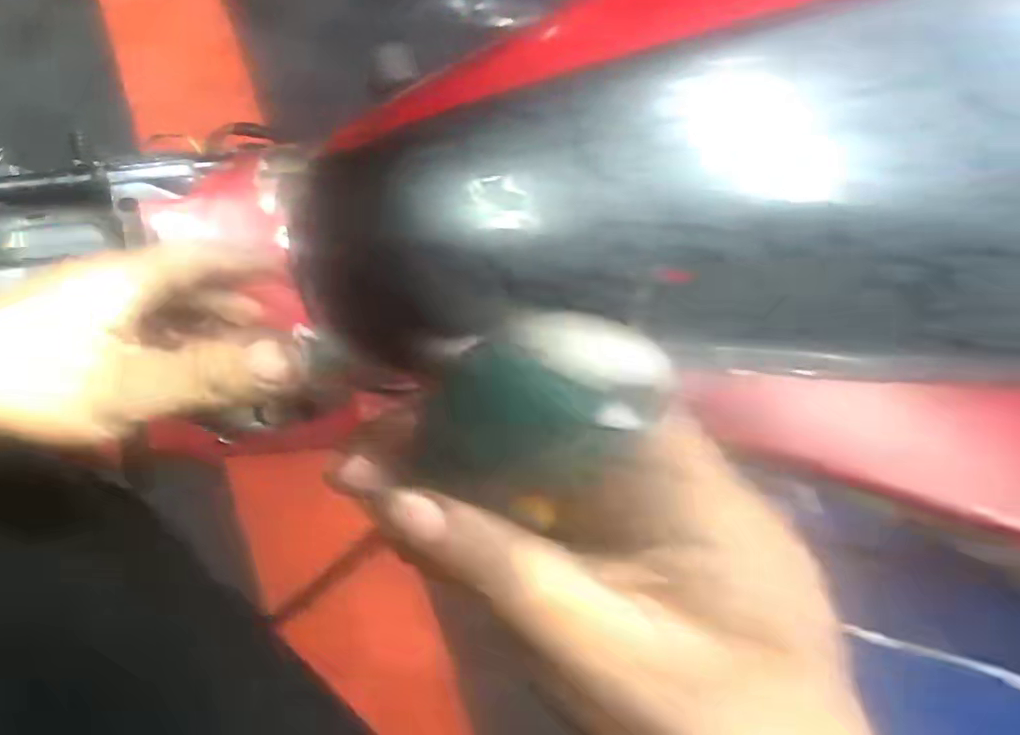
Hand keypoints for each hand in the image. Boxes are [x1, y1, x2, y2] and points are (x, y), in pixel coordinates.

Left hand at [0, 245, 303, 445]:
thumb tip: (292, 357)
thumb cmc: (50, 380)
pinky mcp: (64, 321)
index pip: (204, 256)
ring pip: (155, 304)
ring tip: (227, 349)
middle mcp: (111, 275)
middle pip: (182, 281)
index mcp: (133, 275)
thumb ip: (212, 371)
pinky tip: (166, 362)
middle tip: (267, 327)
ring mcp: (84, 296)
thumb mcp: (137, 383)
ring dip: (195, 323)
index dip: (247, 262)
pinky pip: (130, 322)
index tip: (285, 271)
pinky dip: (161, 339)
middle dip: (227, 302)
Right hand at [335, 414, 872, 734]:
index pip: (591, 385)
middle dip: (433, 430)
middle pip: (525, 417)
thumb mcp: (597, 649)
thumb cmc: (707, 724)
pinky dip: (454, 502)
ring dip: (429, 465)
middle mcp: (650, 475)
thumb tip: (390, 497)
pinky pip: (510, 494)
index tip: (417, 380)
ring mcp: (617, 505)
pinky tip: (405, 521)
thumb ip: (497, 567)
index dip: (502, 369)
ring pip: (506, 454)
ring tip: (360, 486)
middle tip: (359, 458)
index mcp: (687, 486)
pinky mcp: (589, 534)